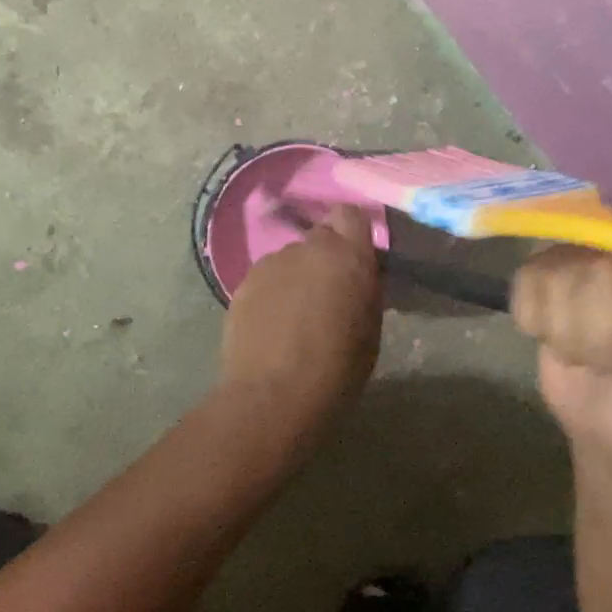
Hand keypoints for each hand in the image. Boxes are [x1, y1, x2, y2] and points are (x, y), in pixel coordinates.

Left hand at [218, 205, 383, 427]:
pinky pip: (265, 280)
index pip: (351, 215)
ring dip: (296, 277)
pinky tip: (272, 327)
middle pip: (318, 238)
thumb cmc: (337, 369)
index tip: (357, 260)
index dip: (352, 235)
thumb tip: (356, 280)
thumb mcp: (370, 330)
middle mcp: (306, 249)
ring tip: (296, 316)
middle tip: (328, 292)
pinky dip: (271, 295)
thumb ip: (364, 292)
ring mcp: (269, 265)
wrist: (273, 396)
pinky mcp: (241, 285)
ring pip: (289, 260)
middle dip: (324, 258)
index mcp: (347, 256)